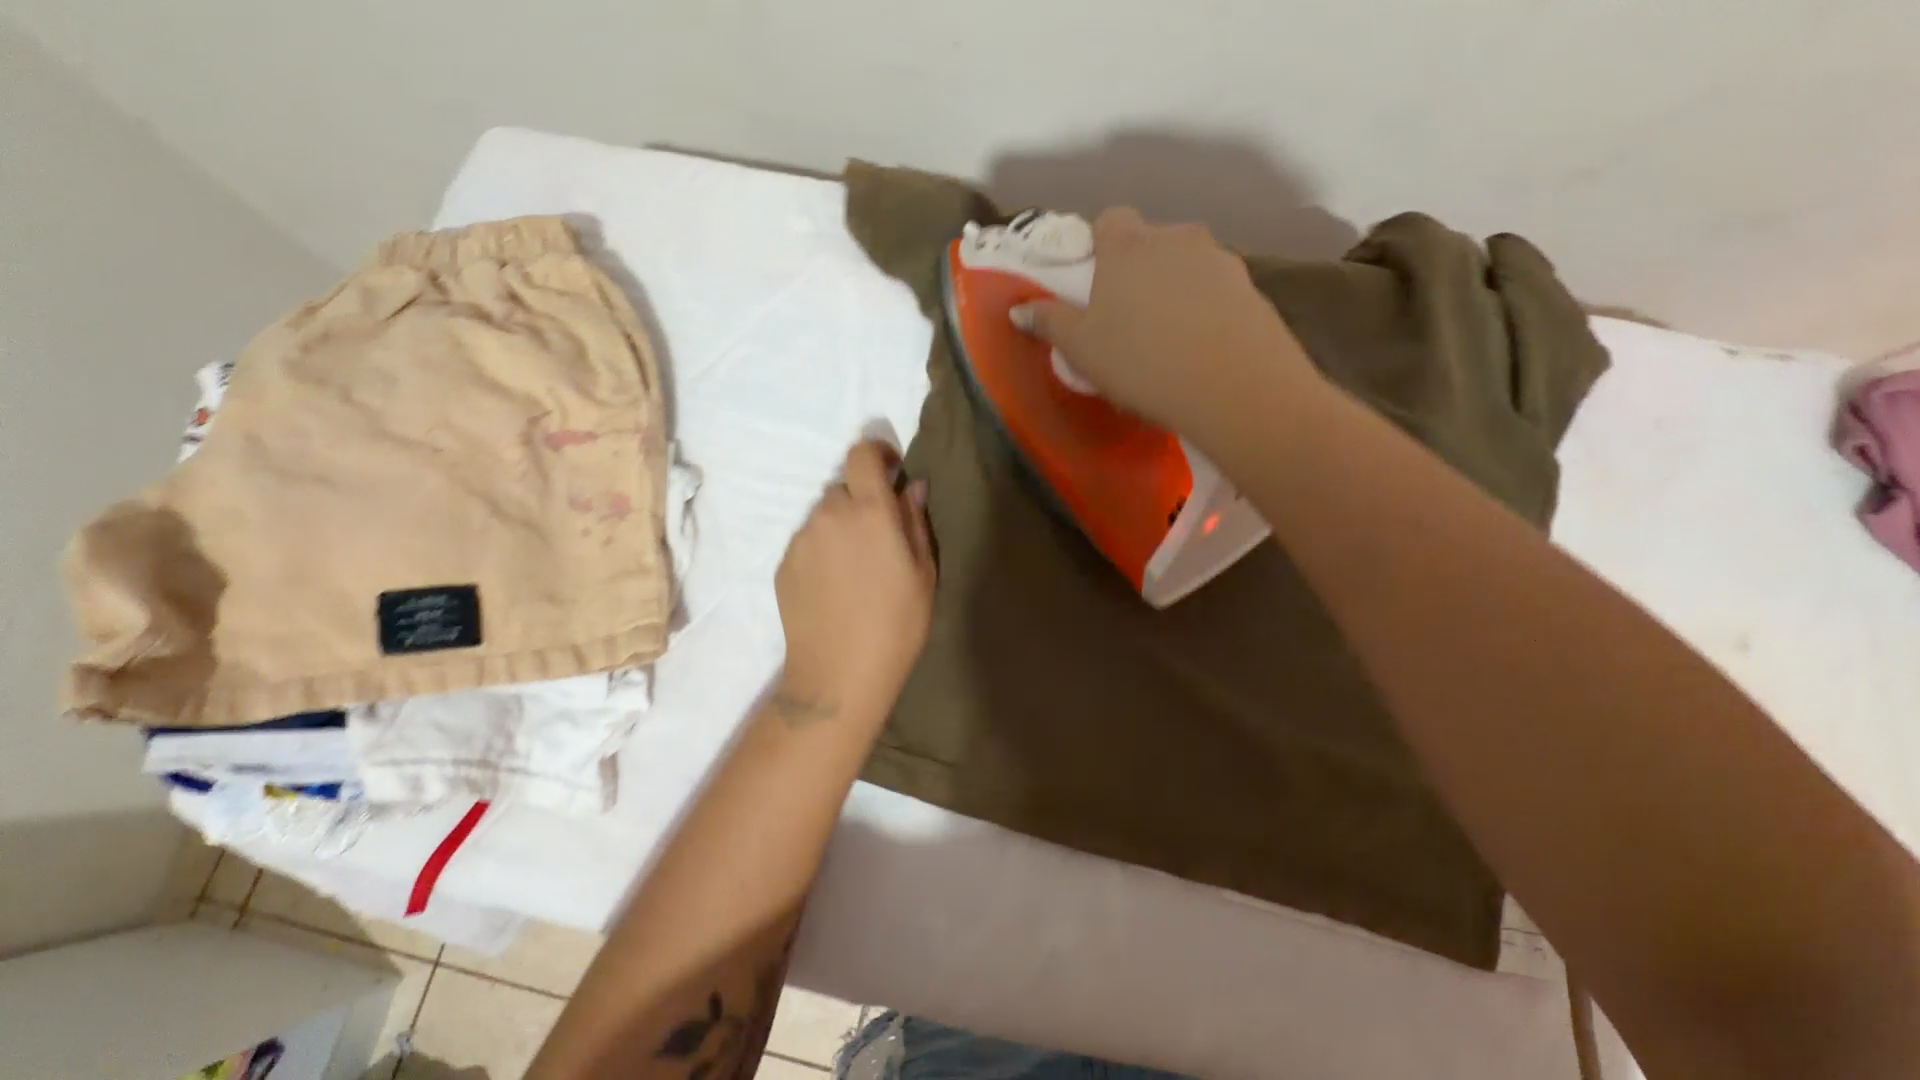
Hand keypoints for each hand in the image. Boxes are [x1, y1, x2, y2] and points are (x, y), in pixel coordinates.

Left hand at [774, 440, 936, 723]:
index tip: (890, 469)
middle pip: (843, 489)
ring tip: (856, 571)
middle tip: (880, 540)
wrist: (838, 674)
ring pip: (823, 517)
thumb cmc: (896, 626)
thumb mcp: (923, 574)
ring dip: (841, 529)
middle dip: (862, 502)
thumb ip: (915, 522)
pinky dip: (822, 553)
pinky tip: (834, 589)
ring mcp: (800, 540)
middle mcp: (829, 515)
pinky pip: (807, 543)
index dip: (876, 452)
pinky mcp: (782, 564)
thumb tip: (911, 487)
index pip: (861, 453)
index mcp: (869, 511)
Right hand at [1013, 208, 1319, 434]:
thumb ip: (1049, 322)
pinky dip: (1208, 308)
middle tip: (1129, 317)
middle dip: (1139, 268)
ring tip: (1170, 337)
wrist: (1234, 387)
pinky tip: (1203, 348)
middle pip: (1151, 241)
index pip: (1110, 220)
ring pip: (1188, 265)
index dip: (1100, 247)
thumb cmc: (1142, 362)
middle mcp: (1176, 239)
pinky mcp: (1252, 289)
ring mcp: (1220, 260)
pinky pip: (1218, 291)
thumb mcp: (1082, 349)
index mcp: (1128, 245)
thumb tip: (1019, 309)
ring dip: (1176, 287)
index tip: (1096, 282)